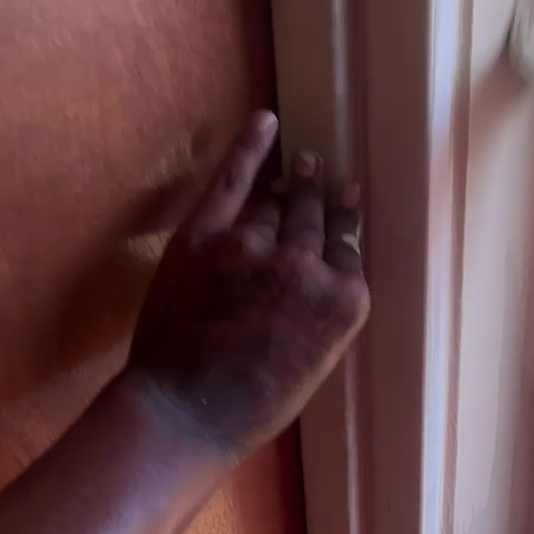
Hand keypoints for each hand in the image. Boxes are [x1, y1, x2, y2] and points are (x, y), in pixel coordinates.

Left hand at [125, 110, 370, 453]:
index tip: (346, 203)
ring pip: (281, 203)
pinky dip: (250, 147)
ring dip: (294, 182)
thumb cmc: (258, 404)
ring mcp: (257, 244)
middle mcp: (309, 265)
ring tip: (304, 161)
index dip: (343, 226)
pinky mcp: (208, 234)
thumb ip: (325, 312)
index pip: (346, 249)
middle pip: (317, 218)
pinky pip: (235, 179)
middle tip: (321, 169)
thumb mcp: (317, 362)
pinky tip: (266, 122)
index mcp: (344, 302)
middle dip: (321, 193)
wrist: (187, 411)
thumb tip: (322, 276)